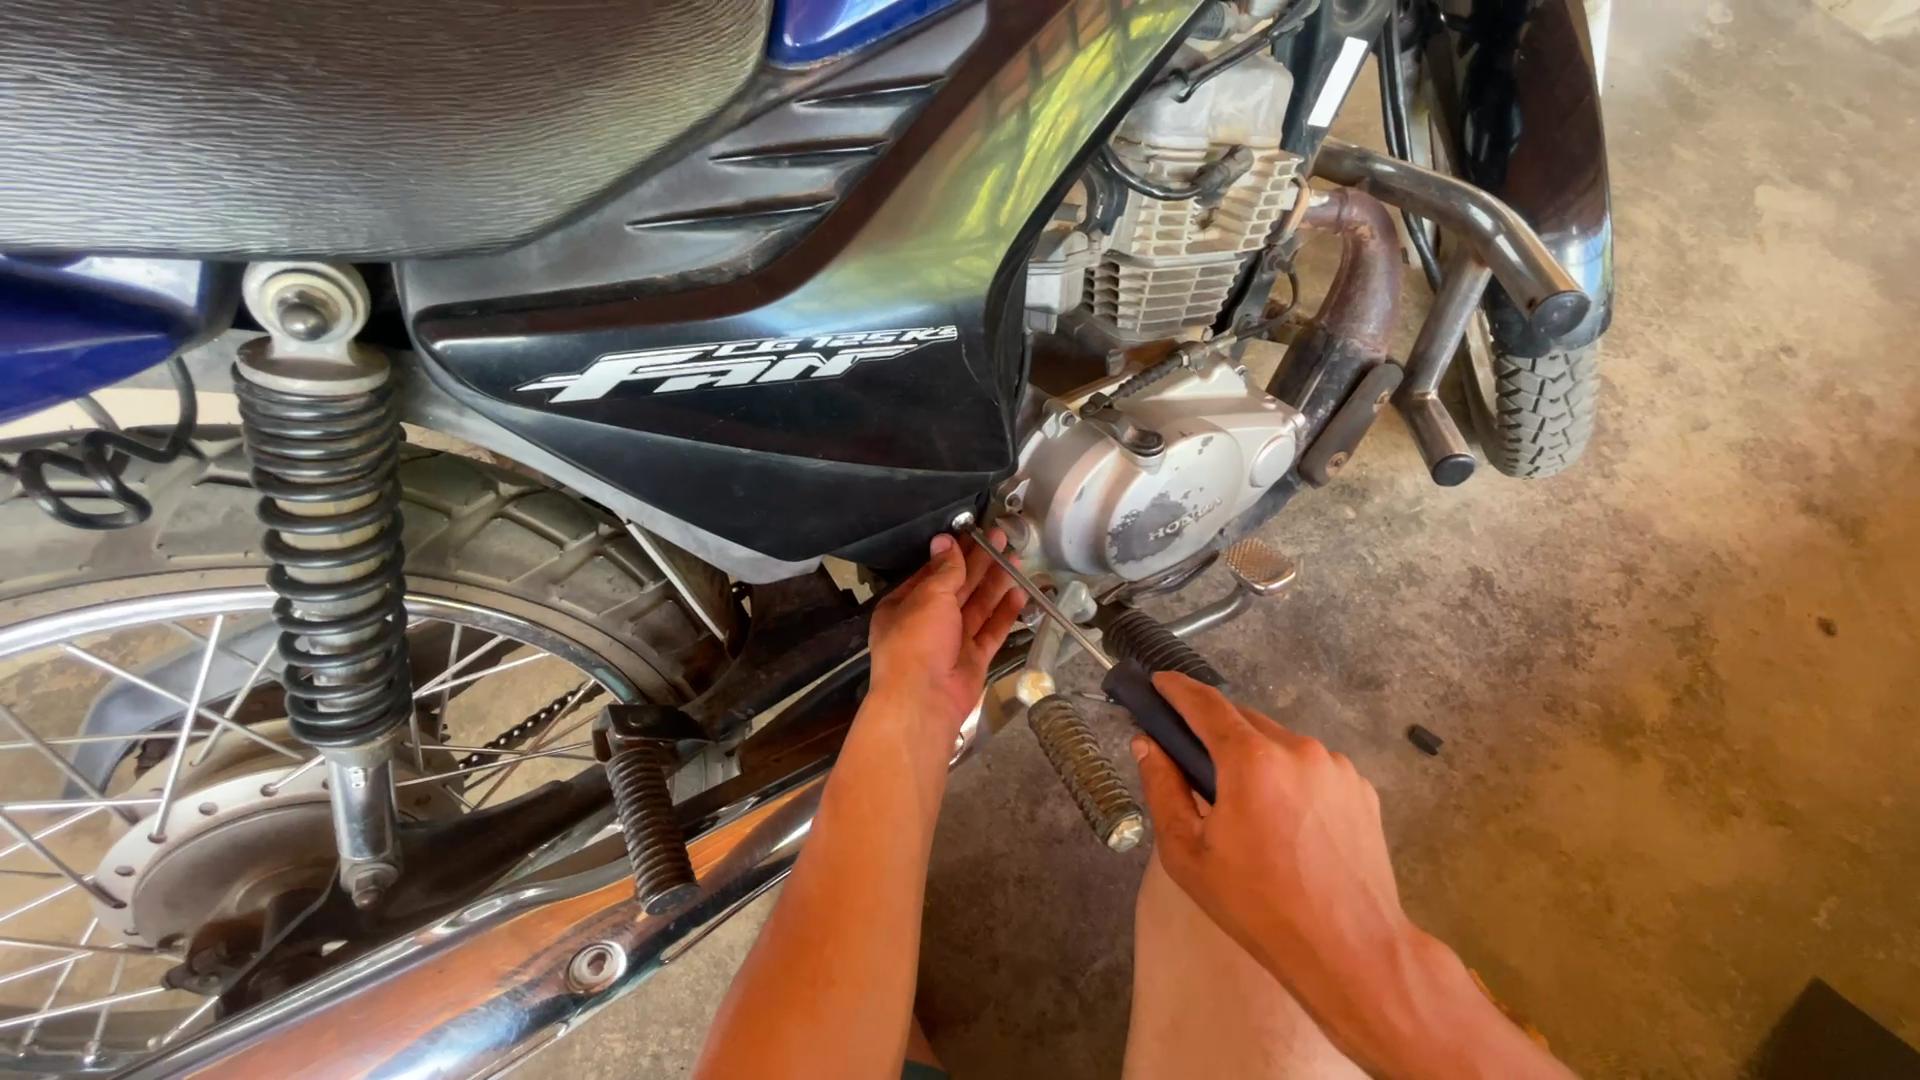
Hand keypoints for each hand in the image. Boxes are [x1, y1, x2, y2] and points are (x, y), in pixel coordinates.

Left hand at [867, 530, 1026, 749]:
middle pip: (958, 587)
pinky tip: (1020, 593)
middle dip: (980, 563)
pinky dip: (1005, 613)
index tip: (974, 534)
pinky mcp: (973, 659)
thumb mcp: (928, 597)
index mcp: (904, 605)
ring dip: (996, 583)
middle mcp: (927, 622)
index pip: (932, 573)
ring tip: (1016, 559)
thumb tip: (945, 540)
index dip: (954, 553)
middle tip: (1002, 539)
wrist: (923, 700)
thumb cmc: (916, 642)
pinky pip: (990, 631)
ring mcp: (951, 642)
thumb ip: (944, 570)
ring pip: (977, 607)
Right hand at [1130, 673, 1430, 1073]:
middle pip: (1243, 721)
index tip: (1159, 683)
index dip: (1177, 689)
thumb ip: (1162, 788)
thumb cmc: (1258, 905)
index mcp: (1251, 761)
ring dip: (1254, 756)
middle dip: (1214, 731)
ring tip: (1244, 803)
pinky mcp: (1361, 788)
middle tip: (1193, 762)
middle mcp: (1297, 749)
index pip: (1206, 704)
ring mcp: (1336, 767)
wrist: (1353, 952)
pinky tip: (1286, 819)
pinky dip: (1288, 776)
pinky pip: (1310, 766)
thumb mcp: (1187, 854)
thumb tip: (1147, 745)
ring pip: (1278, 743)